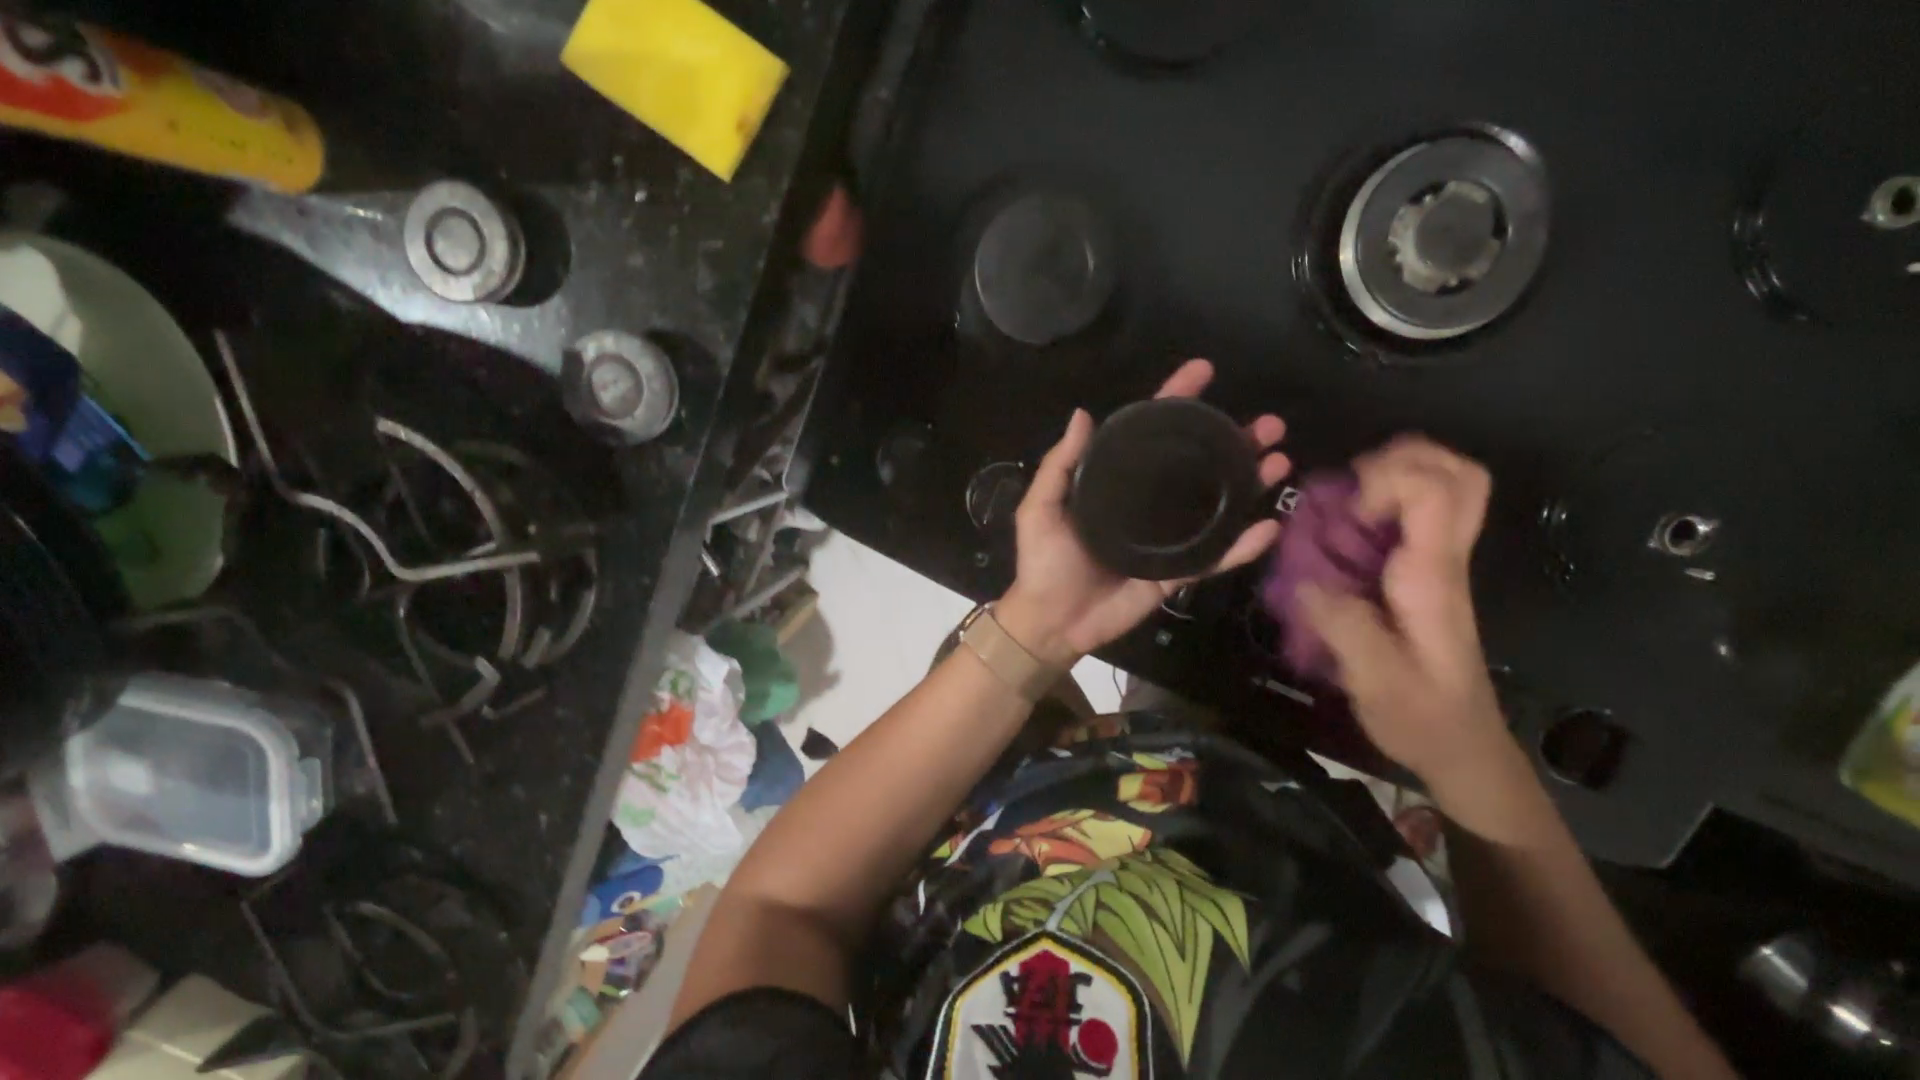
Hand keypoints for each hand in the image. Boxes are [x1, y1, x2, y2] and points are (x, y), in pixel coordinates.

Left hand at [995, 359, 1290, 666]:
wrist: (1052, 621)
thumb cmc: (1044, 562)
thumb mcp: (1041, 508)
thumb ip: (1061, 464)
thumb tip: (1083, 413)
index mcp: (1118, 481)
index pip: (1151, 433)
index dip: (1175, 400)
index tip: (1203, 370)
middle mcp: (1150, 502)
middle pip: (1198, 463)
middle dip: (1235, 440)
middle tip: (1270, 424)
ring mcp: (1169, 537)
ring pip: (1217, 504)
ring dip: (1251, 482)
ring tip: (1279, 460)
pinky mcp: (1178, 573)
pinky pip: (1216, 557)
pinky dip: (1244, 545)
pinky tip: (1269, 525)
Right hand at [1297, 437, 1509, 785]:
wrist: (1461, 747)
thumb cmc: (1420, 716)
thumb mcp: (1375, 680)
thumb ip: (1342, 625)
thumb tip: (1305, 581)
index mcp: (1433, 577)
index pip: (1436, 491)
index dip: (1389, 479)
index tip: (1351, 513)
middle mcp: (1445, 560)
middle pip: (1458, 473)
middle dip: (1404, 458)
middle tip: (1355, 484)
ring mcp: (1441, 566)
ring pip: (1448, 486)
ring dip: (1396, 475)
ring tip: (1348, 501)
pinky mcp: (1427, 576)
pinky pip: (1422, 514)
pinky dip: (1387, 503)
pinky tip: (1348, 531)